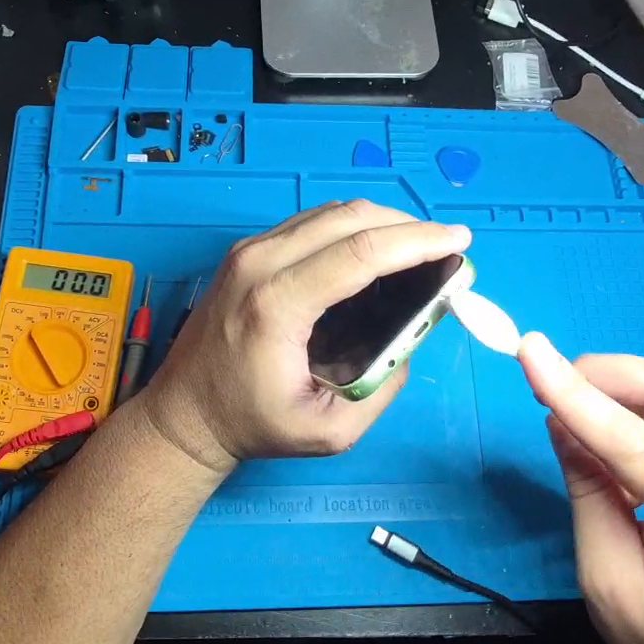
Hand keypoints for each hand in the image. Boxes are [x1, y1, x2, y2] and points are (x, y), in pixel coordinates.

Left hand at [135, 201, 470, 475]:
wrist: (184, 414)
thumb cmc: (252, 424)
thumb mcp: (329, 431)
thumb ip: (382, 389)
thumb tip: (412, 338)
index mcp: (277, 305)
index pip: (361, 252)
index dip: (418, 242)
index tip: (459, 241)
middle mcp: (259, 263)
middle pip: (349, 218)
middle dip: (408, 225)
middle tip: (445, 245)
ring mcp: (248, 251)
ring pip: (329, 212)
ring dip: (380, 222)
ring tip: (416, 247)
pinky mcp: (246, 251)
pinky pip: (309, 222)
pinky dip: (350, 227)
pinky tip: (373, 251)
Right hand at [518, 335, 643, 643]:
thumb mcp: (612, 585)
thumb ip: (590, 495)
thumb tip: (564, 424)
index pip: (634, 440)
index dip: (573, 392)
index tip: (528, 351)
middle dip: (601, 374)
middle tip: (547, 386)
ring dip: (621, 386)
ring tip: (574, 407)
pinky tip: (613, 431)